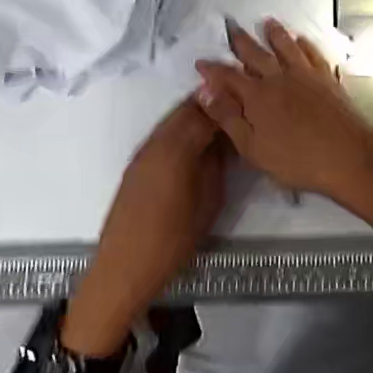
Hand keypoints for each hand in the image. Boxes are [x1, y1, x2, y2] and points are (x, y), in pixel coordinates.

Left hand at [65, 100, 228, 353]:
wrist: (124, 267)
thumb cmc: (173, 241)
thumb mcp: (209, 203)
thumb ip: (217, 165)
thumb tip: (225, 142)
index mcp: (178, 149)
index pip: (207, 113)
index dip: (229, 106)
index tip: (248, 108)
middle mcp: (157, 142)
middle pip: (186, 109)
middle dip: (212, 106)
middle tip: (237, 113)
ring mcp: (143, 151)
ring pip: (172, 119)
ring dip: (195, 116)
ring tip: (220, 127)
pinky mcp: (135, 163)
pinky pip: (162, 134)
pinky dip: (181, 131)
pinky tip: (196, 145)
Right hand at [194, 18, 372, 199]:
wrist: (348, 156)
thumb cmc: (296, 160)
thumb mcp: (252, 148)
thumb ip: (228, 117)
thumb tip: (204, 91)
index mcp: (257, 96)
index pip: (228, 77)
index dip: (212, 70)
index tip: (201, 62)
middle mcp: (279, 78)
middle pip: (256, 54)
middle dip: (241, 41)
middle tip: (231, 27)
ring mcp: (306, 76)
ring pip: (287, 47)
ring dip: (275, 34)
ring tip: (267, 22)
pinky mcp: (327, 80)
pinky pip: (313, 54)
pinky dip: (305, 44)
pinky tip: (302, 40)